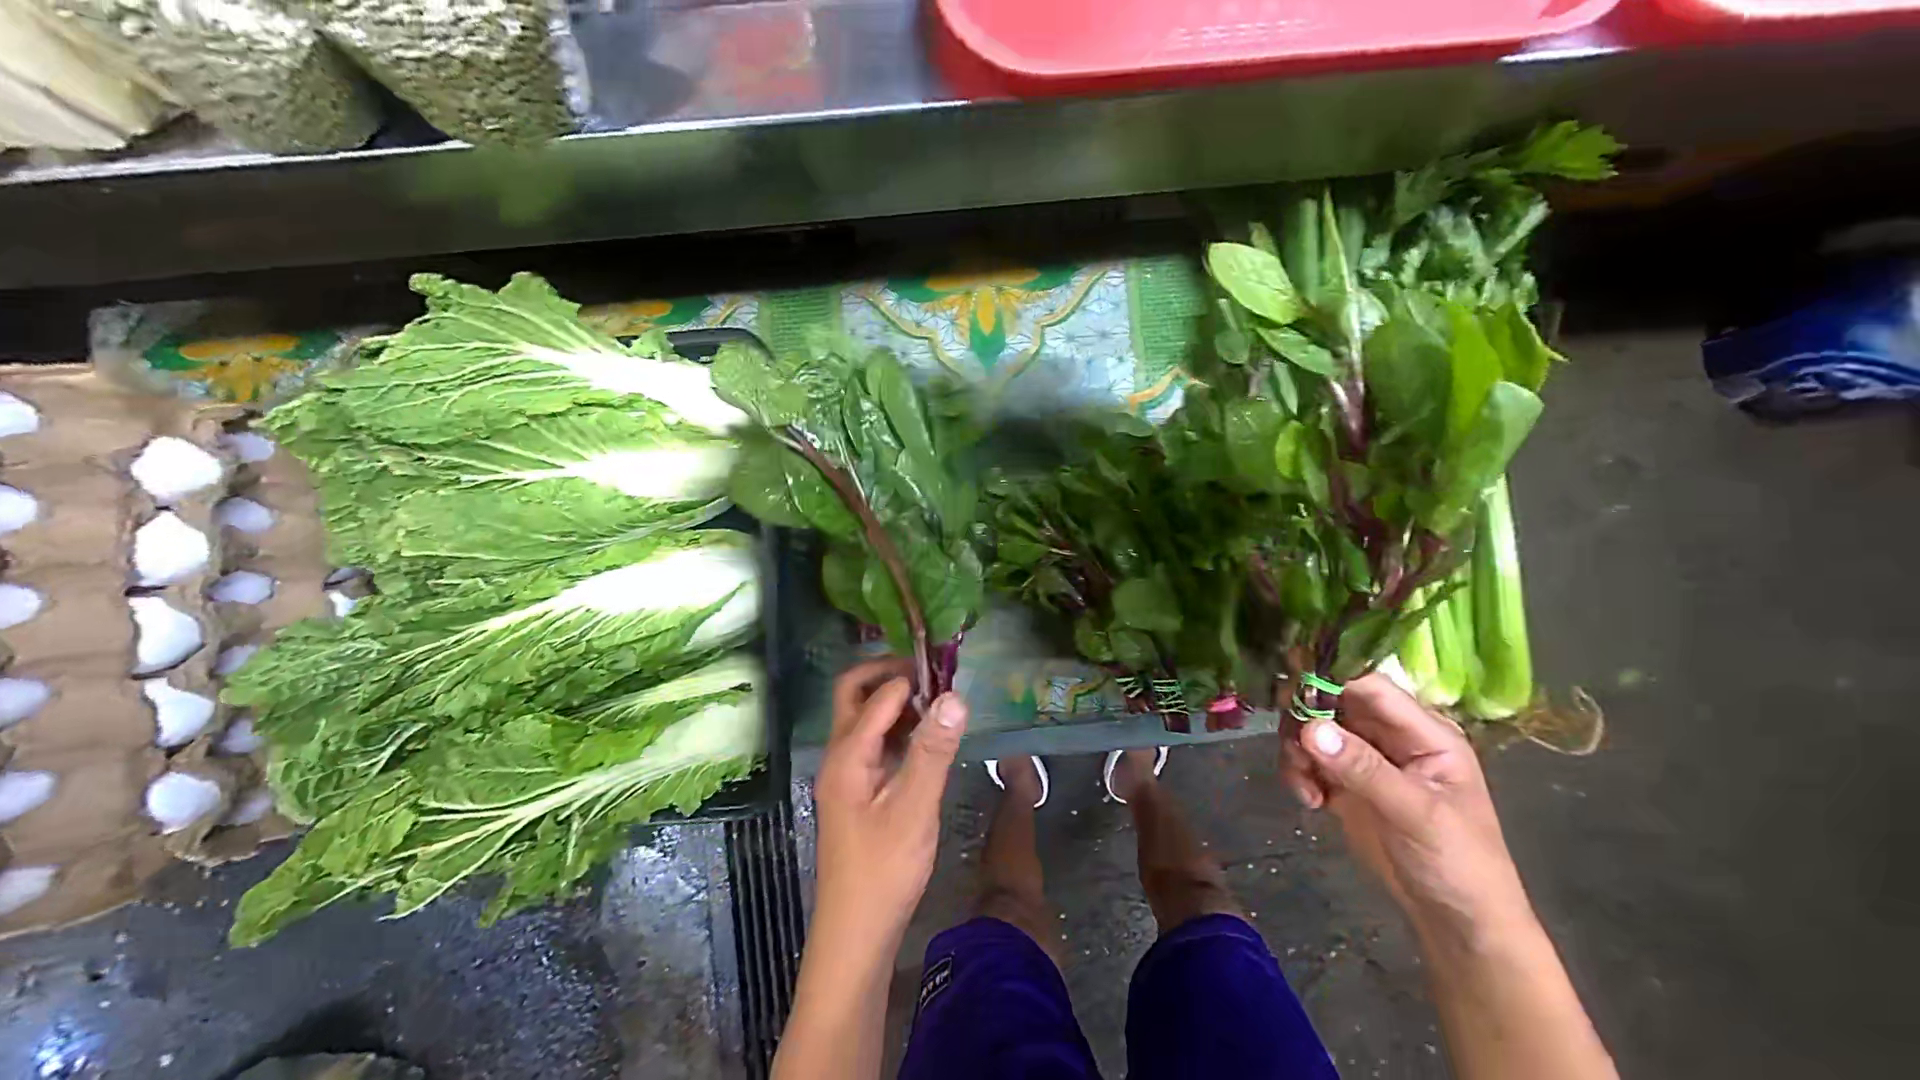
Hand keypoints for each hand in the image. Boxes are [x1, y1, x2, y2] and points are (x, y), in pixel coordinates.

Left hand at [812, 658, 969, 941]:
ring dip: (894, 700)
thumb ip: (933, 750)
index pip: (878, 695)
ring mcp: (846, 773)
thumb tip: (955, 695)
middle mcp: (839, 755)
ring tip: (937, 698)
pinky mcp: (858, 790)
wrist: (857, 930)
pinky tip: (927, 737)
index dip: (911, 677)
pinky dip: (897, 727)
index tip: (949, 669)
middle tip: (932, 672)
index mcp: (846, 754)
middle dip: (889, 674)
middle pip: (854, 694)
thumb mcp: (914, 807)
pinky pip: (874, 742)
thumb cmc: (884, 869)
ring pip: (863, 717)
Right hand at [1283, 675, 1532, 945]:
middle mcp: (1390, 734)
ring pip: (1313, 728)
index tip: (1291, 692)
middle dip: (1305, 720)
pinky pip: (1307, 758)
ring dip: (1298, 751)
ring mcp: (1365, 757)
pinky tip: (1310, 801)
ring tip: (1305, 786)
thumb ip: (1364, 769)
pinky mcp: (1344, 780)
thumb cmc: (1458, 863)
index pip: (1369, 686)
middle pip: (1331, 701)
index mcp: (1423, 731)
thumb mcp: (1417, 814)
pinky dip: (1298, 772)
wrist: (1458, 922)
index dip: (1329, 680)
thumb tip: (1311, 729)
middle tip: (1294, 750)